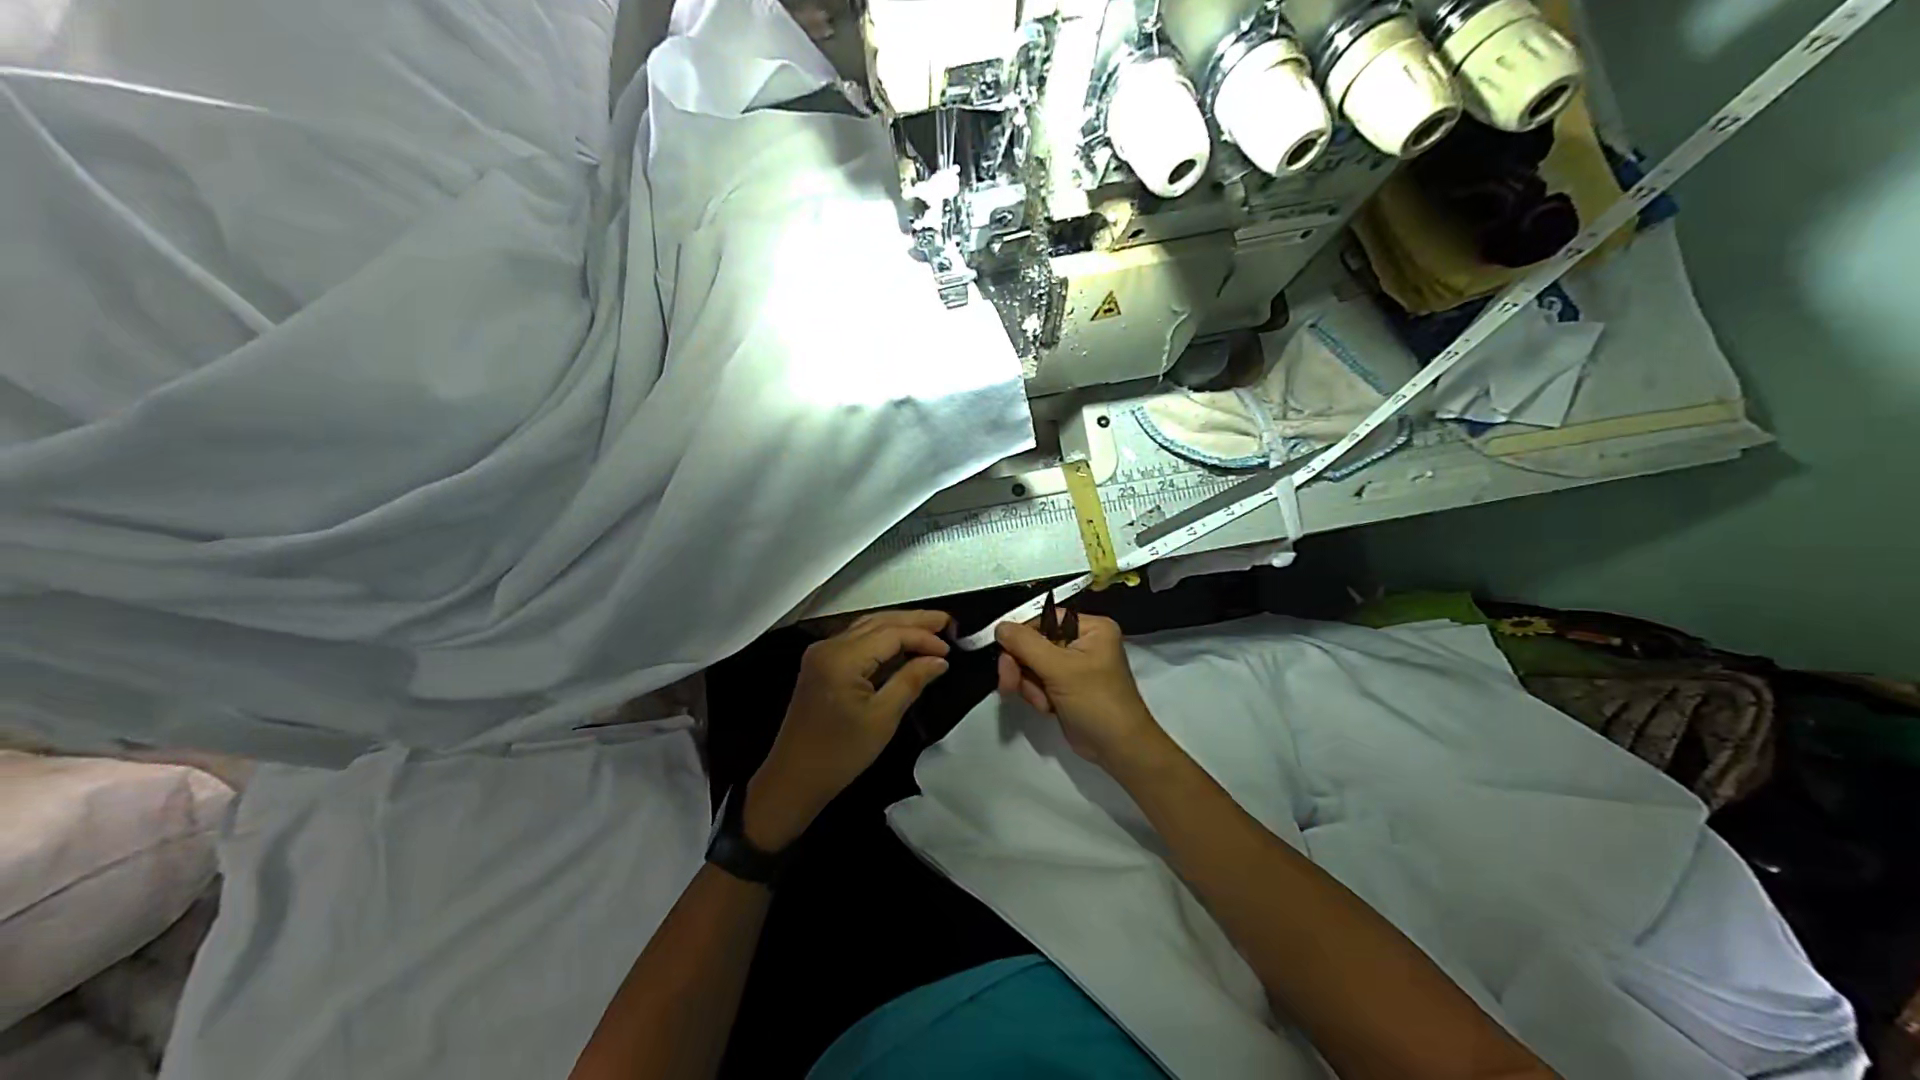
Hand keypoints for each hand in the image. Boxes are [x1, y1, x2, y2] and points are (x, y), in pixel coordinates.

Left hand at [745, 610, 951, 849]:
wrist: (795, 779)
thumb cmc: (838, 754)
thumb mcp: (883, 718)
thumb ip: (911, 680)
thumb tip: (938, 659)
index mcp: (841, 658)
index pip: (891, 633)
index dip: (923, 636)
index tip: (950, 647)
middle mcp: (828, 647)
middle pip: (878, 622)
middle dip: (913, 621)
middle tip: (946, 622)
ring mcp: (822, 655)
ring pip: (867, 627)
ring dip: (899, 626)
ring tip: (931, 629)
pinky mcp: (821, 666)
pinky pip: (857, 641)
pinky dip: (883, 640)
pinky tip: (903, 646)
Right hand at [995, 613, 1170, 772]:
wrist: (1117, 749)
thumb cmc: (1097, 703)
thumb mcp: (1060, 669)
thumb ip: (1026, 644)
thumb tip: (1000, 627)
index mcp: (1091, 628)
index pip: (1044, 618)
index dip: (1021, 634)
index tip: (1002, 651)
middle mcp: (1082, 641)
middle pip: (1033, 642)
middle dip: (1021, 665)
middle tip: (1010, 684)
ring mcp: (1072, 665)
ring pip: (1030, 663)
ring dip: (1028, 684)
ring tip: (1042, 702)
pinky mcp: (1064, 686)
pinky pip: (1036, 680)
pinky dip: (1035, 693)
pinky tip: (1047, 707)